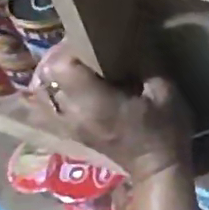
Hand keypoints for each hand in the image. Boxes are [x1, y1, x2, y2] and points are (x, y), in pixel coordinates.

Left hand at [32, 42, 190, 185]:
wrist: (158, 171)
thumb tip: (133, 38)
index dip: (69, 48)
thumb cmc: (164, 131)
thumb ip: (146, 62)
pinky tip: (73, 85)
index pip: (60, 67)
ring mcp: (69, 126)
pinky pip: (48, 107)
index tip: (89, 40)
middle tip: (84, 47)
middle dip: (61, 56)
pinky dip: (53, 92)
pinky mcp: (71, 132)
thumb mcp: (165, 92)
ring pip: (42, 92)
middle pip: (46, 76)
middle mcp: (73, 114)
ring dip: (55, 74)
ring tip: (77, 64)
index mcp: (93, 102)